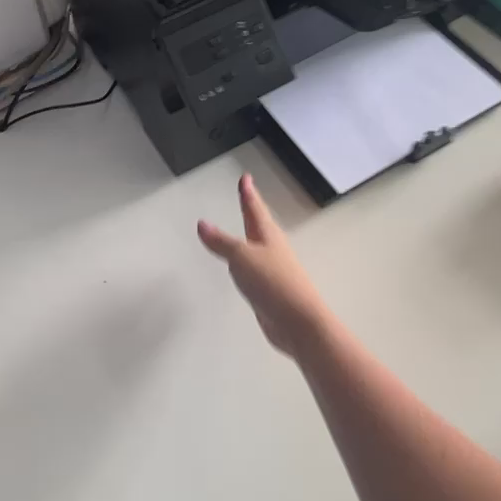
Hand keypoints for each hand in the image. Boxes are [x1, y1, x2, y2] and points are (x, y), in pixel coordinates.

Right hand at [198, 174, 332, 358]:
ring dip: (249, 236)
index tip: (246, 177)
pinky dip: (246, 261)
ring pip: (257, 246)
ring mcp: (273, 270)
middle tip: (245, 196)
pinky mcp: (270, 290)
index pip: (254, 208)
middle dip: (251, 210)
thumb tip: (202, 223)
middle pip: (259, 224)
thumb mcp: (241, 257)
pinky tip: (242, 267)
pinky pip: (254, 268)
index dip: (248, 193)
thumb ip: (221, 242)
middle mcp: (272, 248)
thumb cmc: (272, 282)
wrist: (298, 322)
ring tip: (241, 228)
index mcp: (267, 235)